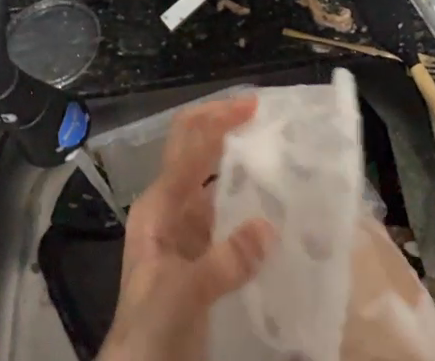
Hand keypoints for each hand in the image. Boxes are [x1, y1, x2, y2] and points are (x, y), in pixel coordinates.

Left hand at [97, 96, 276, 360]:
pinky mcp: (204, 252)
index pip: (188, 145)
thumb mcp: (181, 295)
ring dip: (245, 164)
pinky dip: (252, 200)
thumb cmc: (148, 329)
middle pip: (199, 152)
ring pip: (218, 181)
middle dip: (230, 129)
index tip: (255, 106)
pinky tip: (281, 204)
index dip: (218, 118)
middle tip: (272, 120)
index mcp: (158, 206)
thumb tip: (268, 226)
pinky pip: (230, 212)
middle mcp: (171, 207)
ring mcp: (188, 229)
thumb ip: (222, 262)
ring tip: (285, 155)